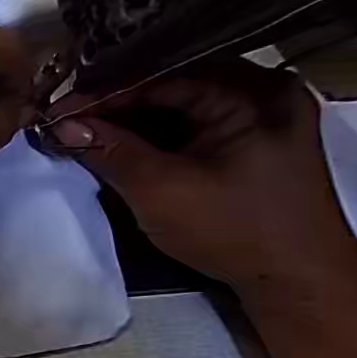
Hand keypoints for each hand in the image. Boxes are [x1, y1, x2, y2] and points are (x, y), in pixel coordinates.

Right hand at [46, 61, 356, 298]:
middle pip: (173, 84)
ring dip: (134, 120)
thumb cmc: (232, 231)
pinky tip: (123, 142)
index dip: (105, 93)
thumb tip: (62, 125)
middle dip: (117, 104)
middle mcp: (263, 91)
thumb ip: (110, 152)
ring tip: (87, 130)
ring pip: (182, 105)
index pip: (162, 75)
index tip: (60, 110)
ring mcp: (262, 117)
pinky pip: (195, 124)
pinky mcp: (253, 143)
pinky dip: (157, 134)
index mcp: (252, 92)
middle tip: (69, 118)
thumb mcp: (160, 191)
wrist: (295, 281)